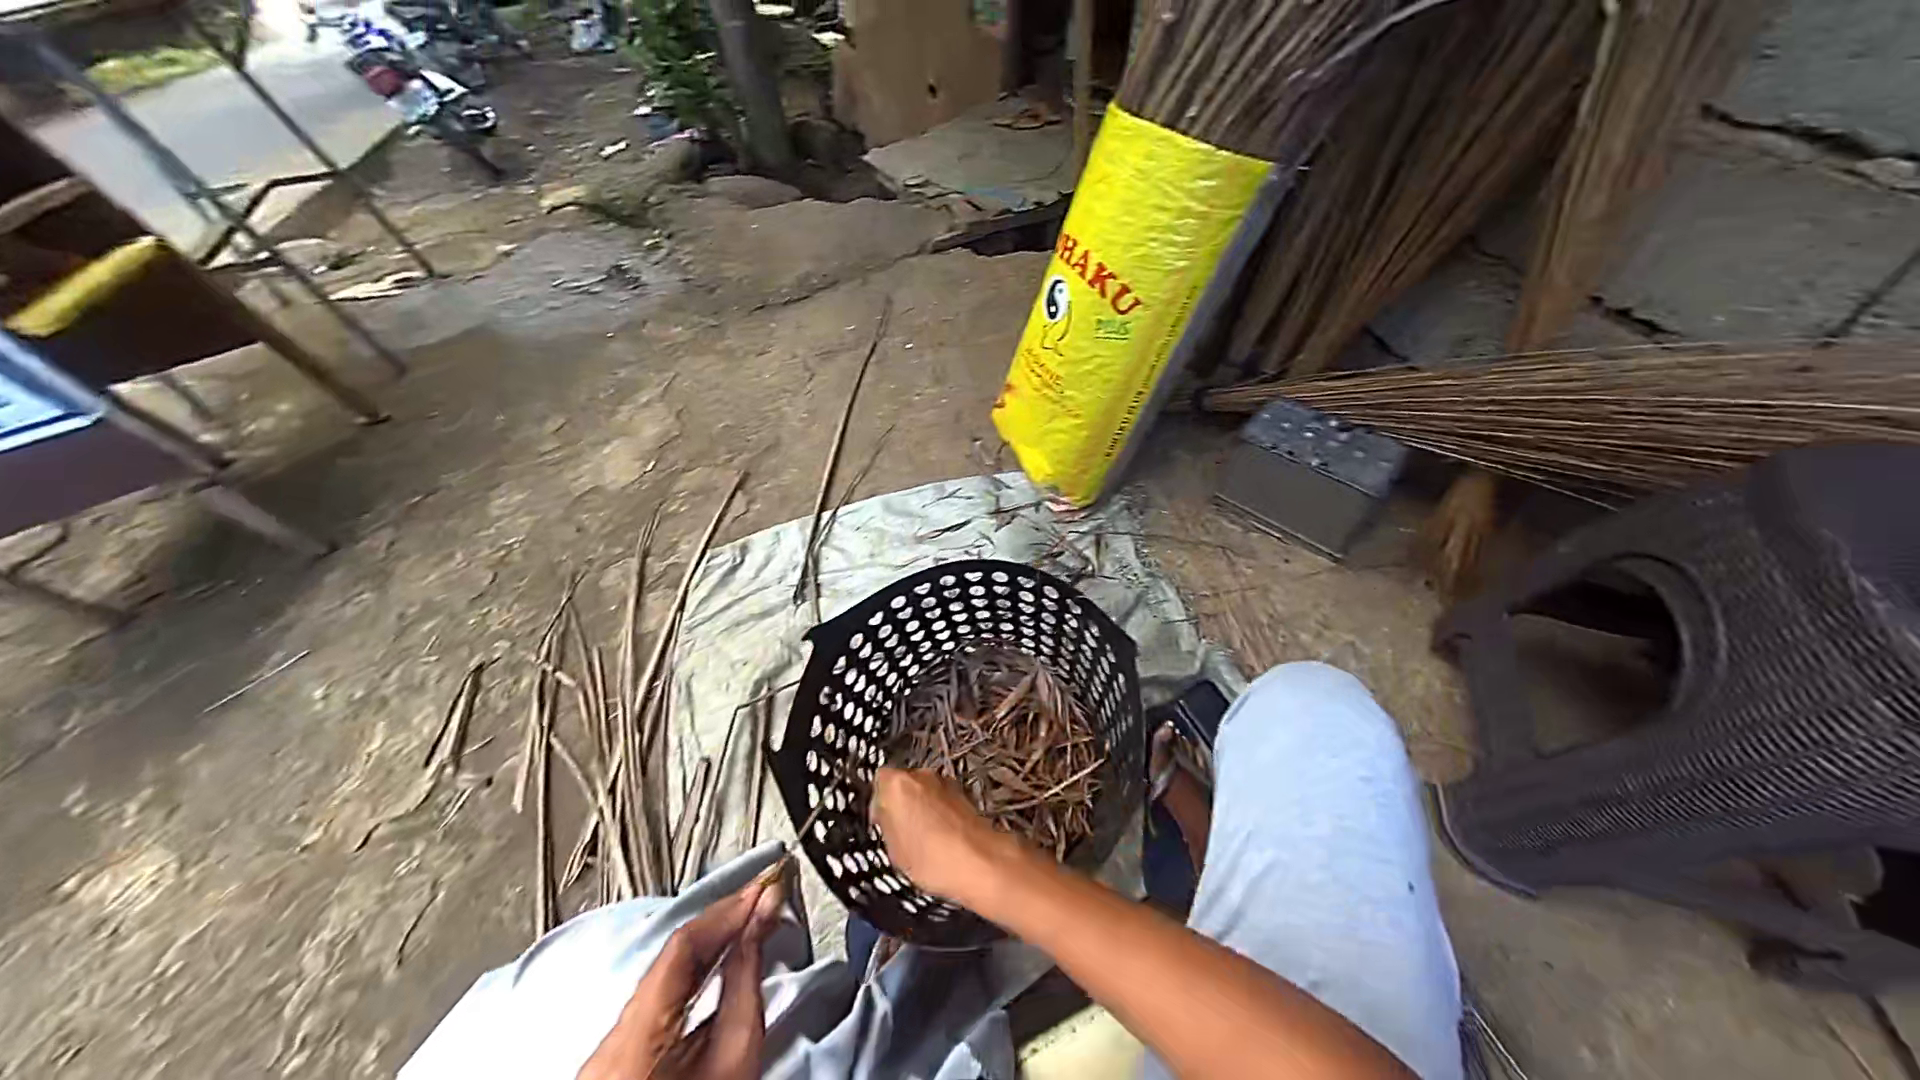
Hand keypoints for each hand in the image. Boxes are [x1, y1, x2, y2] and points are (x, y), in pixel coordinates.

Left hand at [577, 874, 783, 1079]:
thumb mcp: (733, 1063)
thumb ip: (744, 988)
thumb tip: (757, 926)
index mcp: (639, 1036)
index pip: (684, 947)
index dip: (727, 910)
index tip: (766, 887)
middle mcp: (612, 1034)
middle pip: (672, 955)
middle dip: (723, 919)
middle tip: (766, 894)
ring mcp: (608, 1047)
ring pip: (664, 972)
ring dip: (712, 941)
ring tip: (752, 916)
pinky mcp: (616, 1057)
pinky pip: (659, 994)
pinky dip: (695, 968)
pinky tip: (723, 956)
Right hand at [870, 767, 1013, 903]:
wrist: (980, 863)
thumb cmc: (934, 858)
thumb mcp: (892, 849)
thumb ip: (885, 823)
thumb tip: (886, 816)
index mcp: (896, 783)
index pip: (878, 784)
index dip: (879, 805)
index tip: (881, 824)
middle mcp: (921, 774)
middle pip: (903, 785)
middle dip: (902, 805)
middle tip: (901, 834)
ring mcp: (945, 782)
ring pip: (924, 792)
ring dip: (922, 809)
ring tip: (924, 842)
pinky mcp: (964, 794)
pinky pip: (942, 801)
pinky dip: (941, 814)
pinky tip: (942, 840)